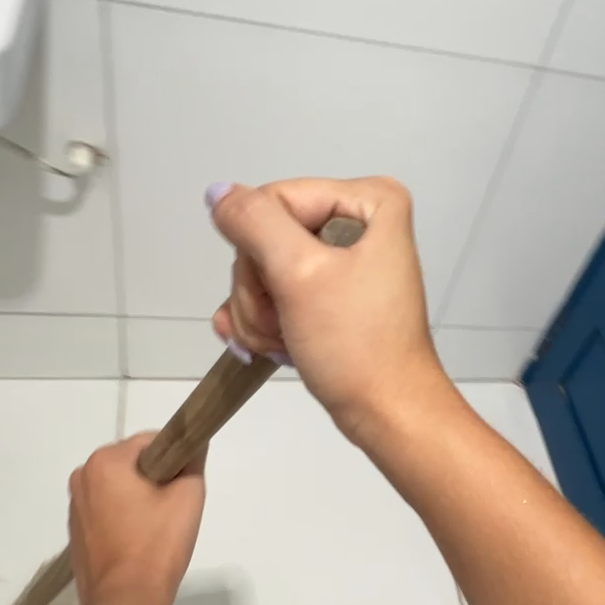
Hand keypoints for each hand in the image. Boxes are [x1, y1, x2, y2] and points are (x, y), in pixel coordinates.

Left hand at [66, 432, 205, 604]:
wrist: (126, 601)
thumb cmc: (157, 544)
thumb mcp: (188, 496)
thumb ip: (193, 461)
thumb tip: (194, 446)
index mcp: (105, 462)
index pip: (151, 441)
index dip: (175, 457)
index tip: (185, 482)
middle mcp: (82, 477)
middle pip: (132, 463)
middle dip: (156, 477)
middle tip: (174, 506)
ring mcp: (75, 507)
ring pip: (119, 487)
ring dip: (139, 497)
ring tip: (157, 527)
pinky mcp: (75, 532)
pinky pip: (107, 510)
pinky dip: (124, 517)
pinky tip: (140, 540)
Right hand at [208, 177, 452, 438]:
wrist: (386, 411)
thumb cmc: (358, 348)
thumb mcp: (299, 275)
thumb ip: (254, 223)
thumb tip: (218, 193)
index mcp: (370, 201)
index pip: (274, 200)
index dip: (260, 248)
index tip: (282, 292)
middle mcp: (360, 222)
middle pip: (266, 235)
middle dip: (260, 289)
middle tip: (285, 324)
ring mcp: (343, 260)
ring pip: (262, 268)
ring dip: (259, 313)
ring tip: (287, 342)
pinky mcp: (330, 292)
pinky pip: (275, 292)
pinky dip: (265, 322)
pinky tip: (272, 347)